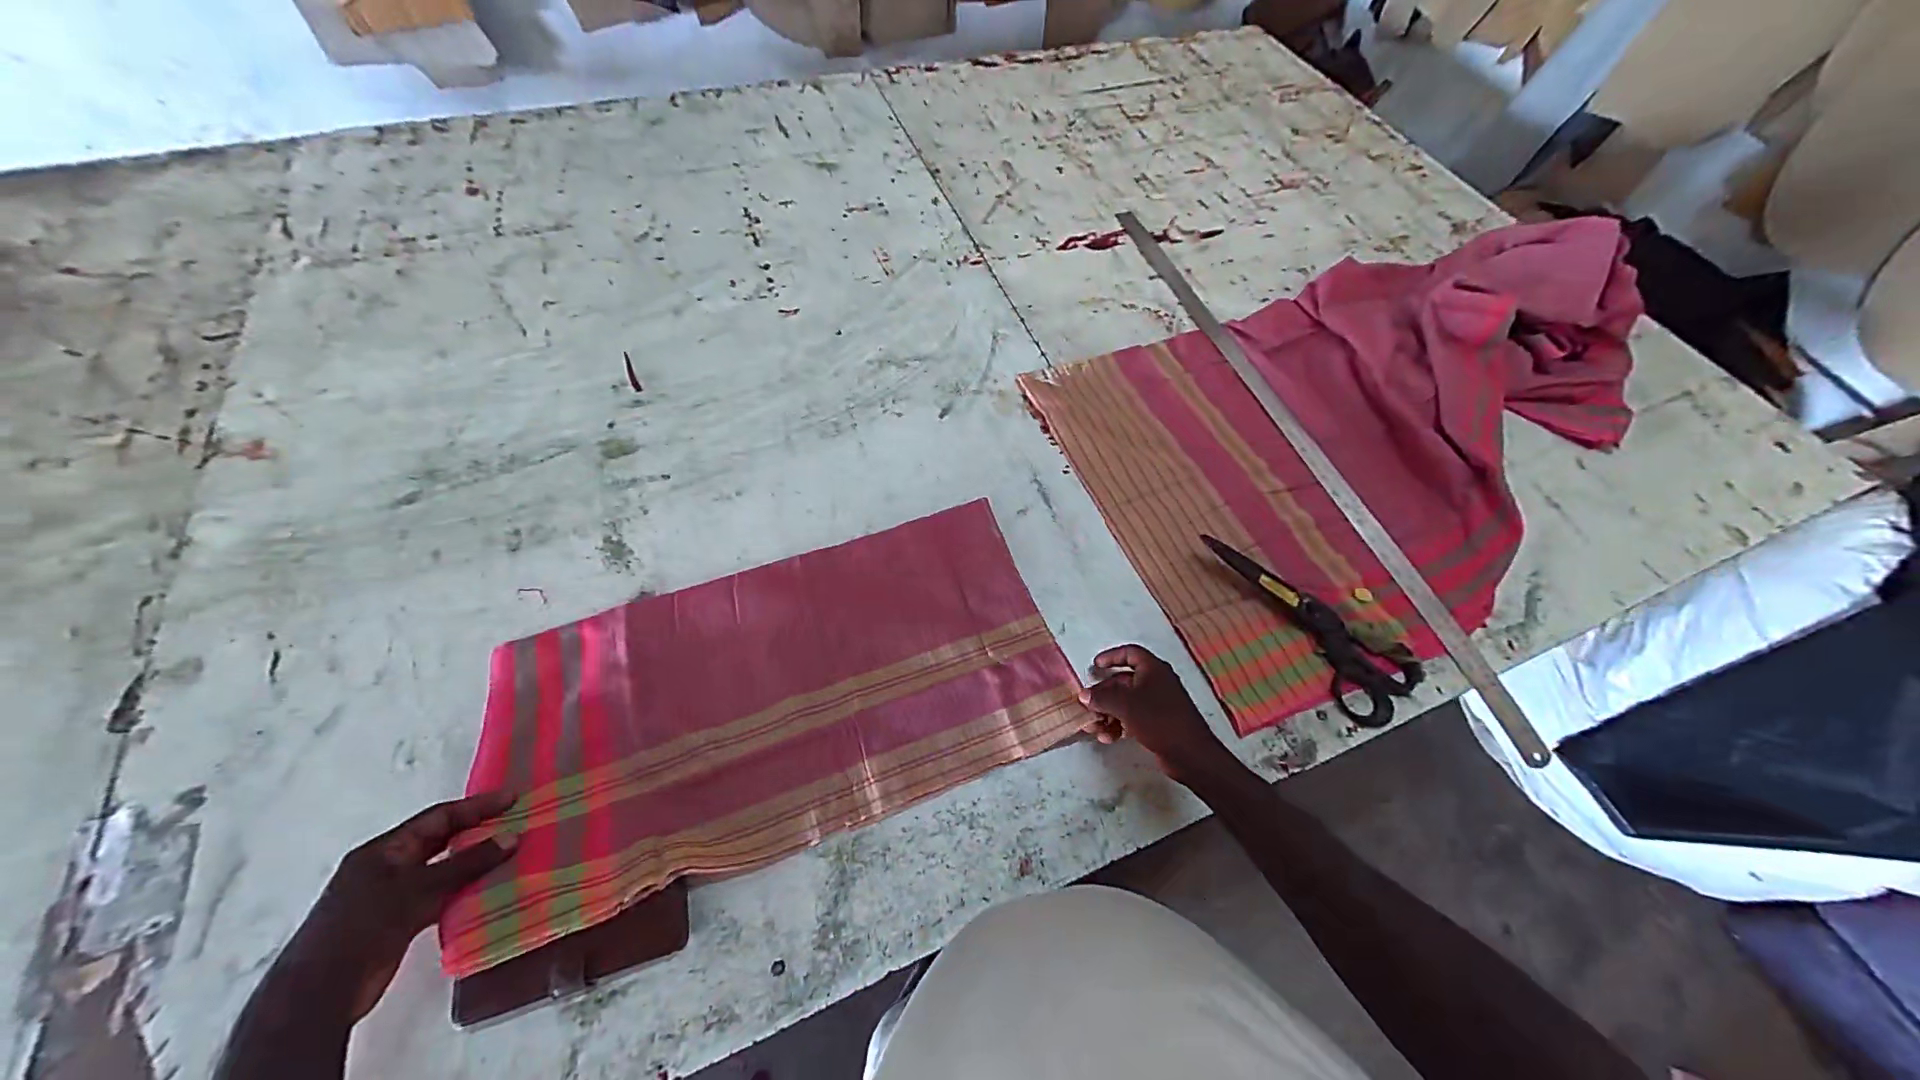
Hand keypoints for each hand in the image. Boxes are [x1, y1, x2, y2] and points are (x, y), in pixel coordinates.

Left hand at [282, 792, 517, 1019]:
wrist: (320, 992)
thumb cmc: (363, 926)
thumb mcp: (417, 888)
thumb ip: (466, 863)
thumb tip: (511, 838)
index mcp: (383, 851)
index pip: (437, 818)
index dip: (476, 806)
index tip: (511, 798)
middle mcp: (387, 868)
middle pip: (439, 841)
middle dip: (476, 831)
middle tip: (514, 821)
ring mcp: (392, 896)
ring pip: (442, 869)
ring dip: (473, 862)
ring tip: (510, 853)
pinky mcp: (399, 921)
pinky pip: (440, 895)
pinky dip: (463, 889)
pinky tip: (488, 889)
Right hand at [1078, 645, 1238, 784]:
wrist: (1189, 753)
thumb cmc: (1159, 719)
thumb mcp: (1125, 705)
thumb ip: (1102, 697)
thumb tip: (1084, 695)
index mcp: (1153, 669)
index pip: (1130, 653)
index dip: (1111, 656)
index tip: (1095, 665)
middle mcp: (1156, 683)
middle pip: (1123, 681)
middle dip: (1103, 693)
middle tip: (1087, 705)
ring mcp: (1158, 704)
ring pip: (1125, 702)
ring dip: (1107, 713)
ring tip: (1094, 726)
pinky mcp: (1158, 723)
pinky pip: (1132, 718)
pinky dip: (1118, 725)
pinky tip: (1108, 737)